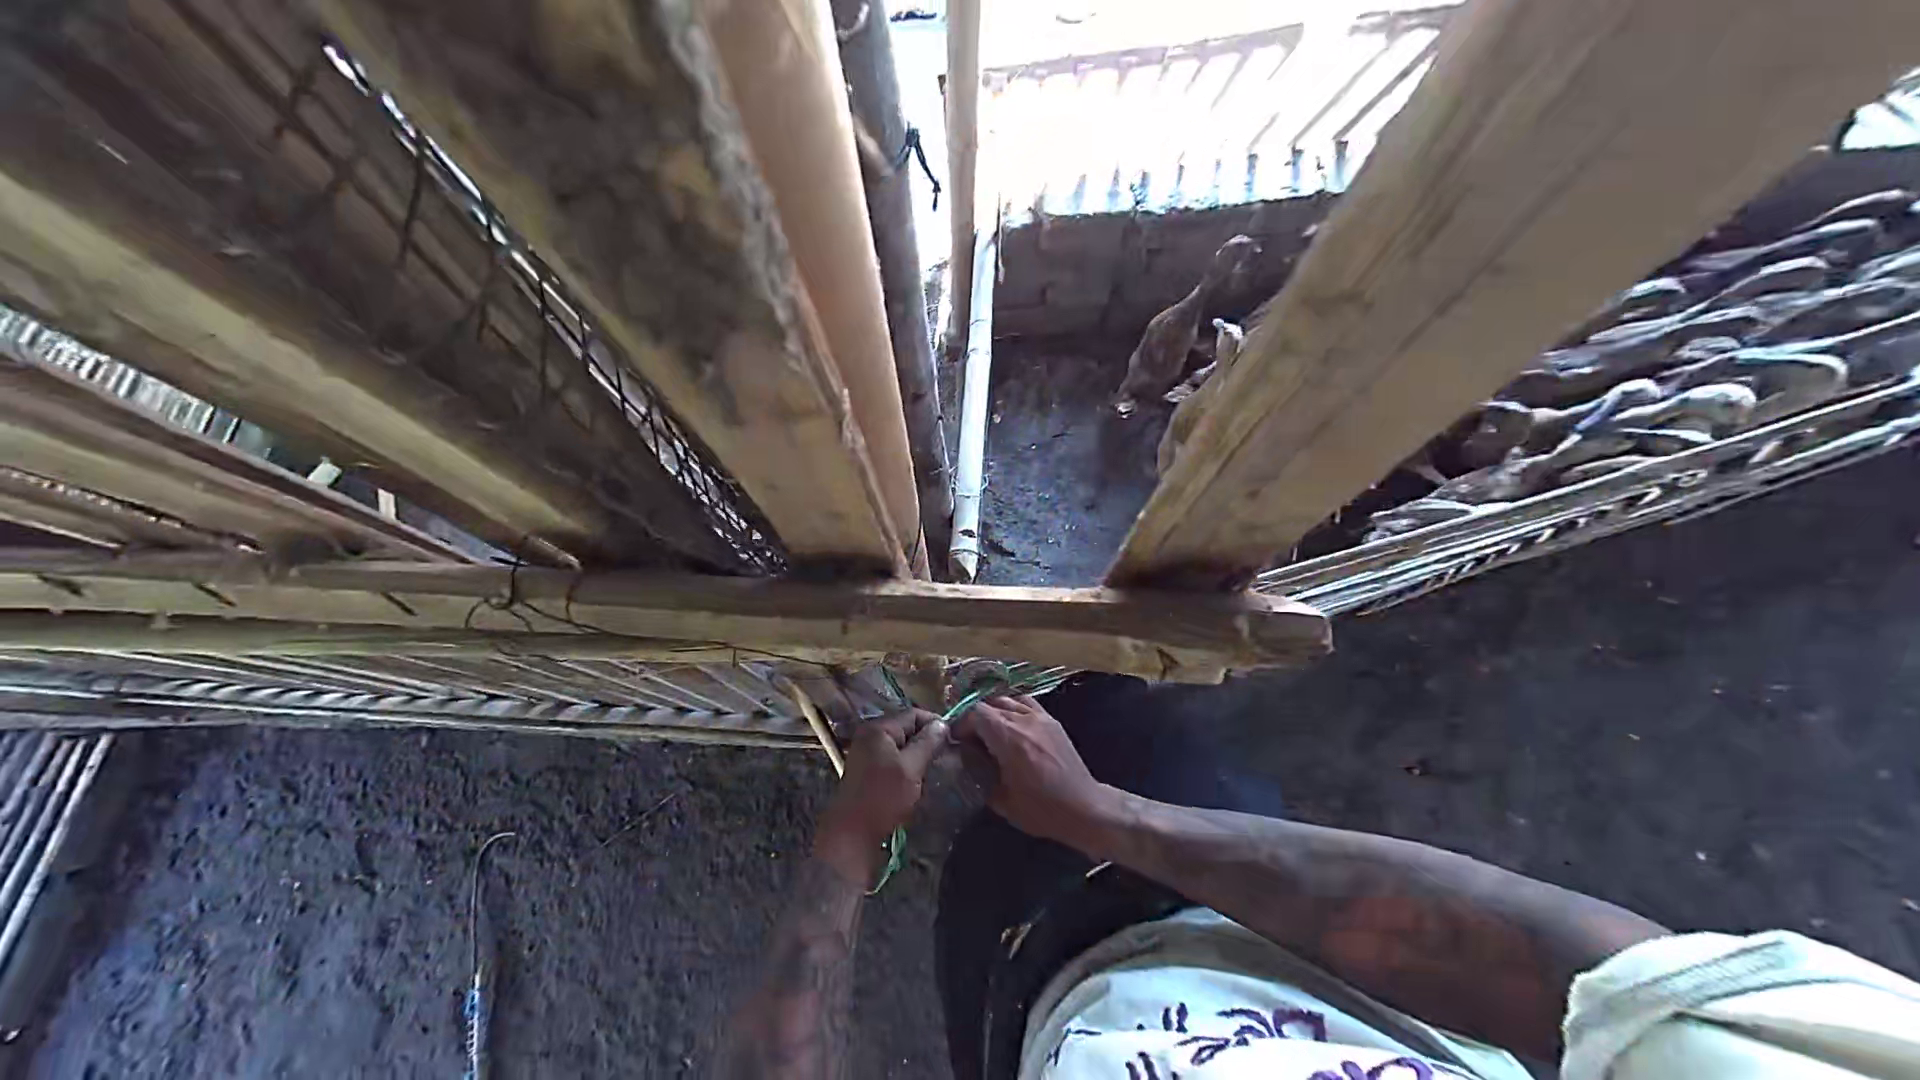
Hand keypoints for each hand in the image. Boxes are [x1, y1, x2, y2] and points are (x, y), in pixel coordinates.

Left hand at [813, 709, 947, 882]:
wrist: (852, 835)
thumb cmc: (883, 798)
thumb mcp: (911, 768)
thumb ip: (928, 743)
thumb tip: (943, 724)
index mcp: (878, 729)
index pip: (914, 714)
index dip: (935, 723)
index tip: (955, 739)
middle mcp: (870, 735)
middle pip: (907, 728)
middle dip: (927, 740)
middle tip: (947, 755)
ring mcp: (867, 753)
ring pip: (901, 745)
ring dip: (918, 754)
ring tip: (935, 768)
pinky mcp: (868, 771)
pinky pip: (893, 759)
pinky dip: (907, 765)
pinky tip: (918, 779)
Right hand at [953, 695, 1120, 849]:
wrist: (1084, 808)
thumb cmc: (1042, 809)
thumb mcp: (1002, 801)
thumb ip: (980, 778)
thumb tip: (967, 766)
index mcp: (1009, 739)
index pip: (975, 713)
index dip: (962, 724)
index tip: (958, 741)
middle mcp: (1024, 721)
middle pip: (989, 704)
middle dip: (975, 718)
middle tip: (970, 738)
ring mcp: (1040, 717)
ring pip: (1007, 699)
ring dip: (994, 712)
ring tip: (990, 731)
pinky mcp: (1052, 721)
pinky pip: (1026, 703)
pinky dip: (1013, 708)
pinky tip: (1012, 725)